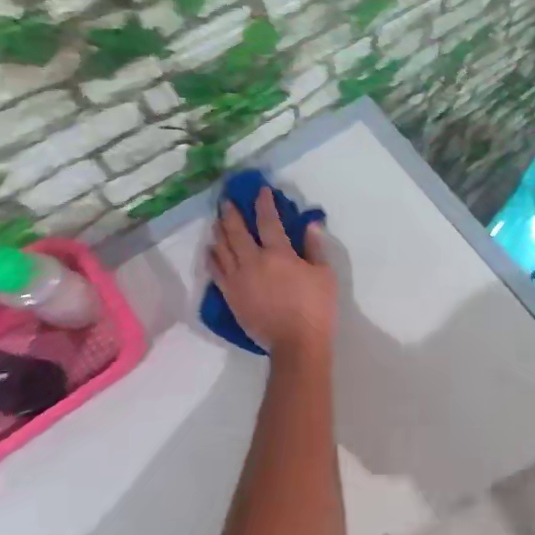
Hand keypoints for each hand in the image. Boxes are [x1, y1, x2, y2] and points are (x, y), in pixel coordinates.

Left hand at [210, 188, 335, 355]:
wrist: (295, 344)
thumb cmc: (315, 308)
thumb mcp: (324, 274)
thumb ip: (314, 247)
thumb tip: (309, 224)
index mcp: (278, 253)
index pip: (268, 220)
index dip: (263, 202)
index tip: (260, 190)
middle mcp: (253, 261)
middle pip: (236, 230)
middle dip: (231, 213)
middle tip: (227, 201)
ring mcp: (238, 279)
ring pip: (222, 248)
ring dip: (219, 231)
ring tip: (217, 222)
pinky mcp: (230, 295)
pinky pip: (216, 271)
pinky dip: (212, 257)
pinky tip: (210, 250)